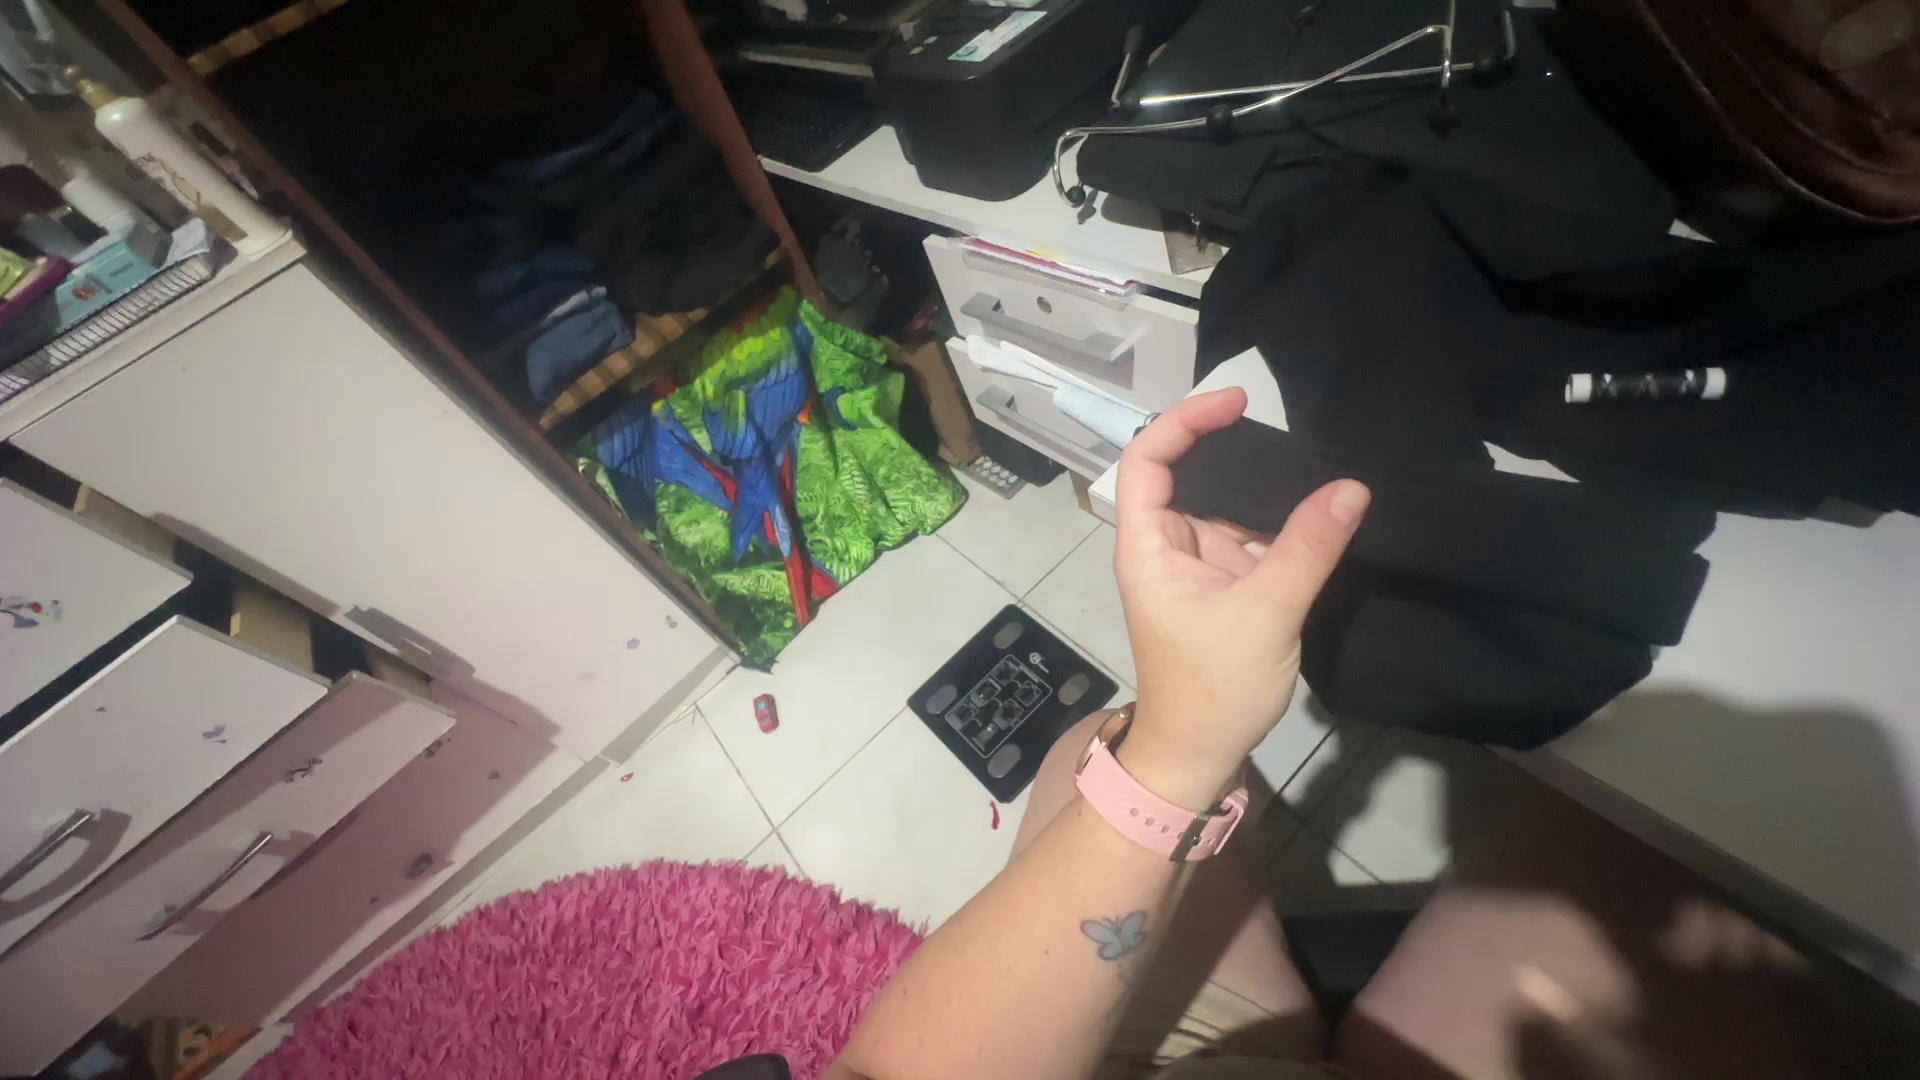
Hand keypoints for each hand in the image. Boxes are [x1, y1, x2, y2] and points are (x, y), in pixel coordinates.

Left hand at [1110, 388, 1369, 808]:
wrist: (1198, 752)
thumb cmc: (1212, 687)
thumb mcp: (1264, 613)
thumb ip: (1306, 548)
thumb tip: (1352, 488)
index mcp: (1148, 546)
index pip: (1145, 462)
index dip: (1182, 422)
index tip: (1236, 403)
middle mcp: (1164, 546)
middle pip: (1188, 477)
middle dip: (1234, 453)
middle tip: (1292, 434)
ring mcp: (1193, 565)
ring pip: (1224, 508)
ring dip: (1263, 490)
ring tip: (1316, 462)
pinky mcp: (1220, 585)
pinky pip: (1246, 538)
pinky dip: (1277, 524)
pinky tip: (1316, 505)